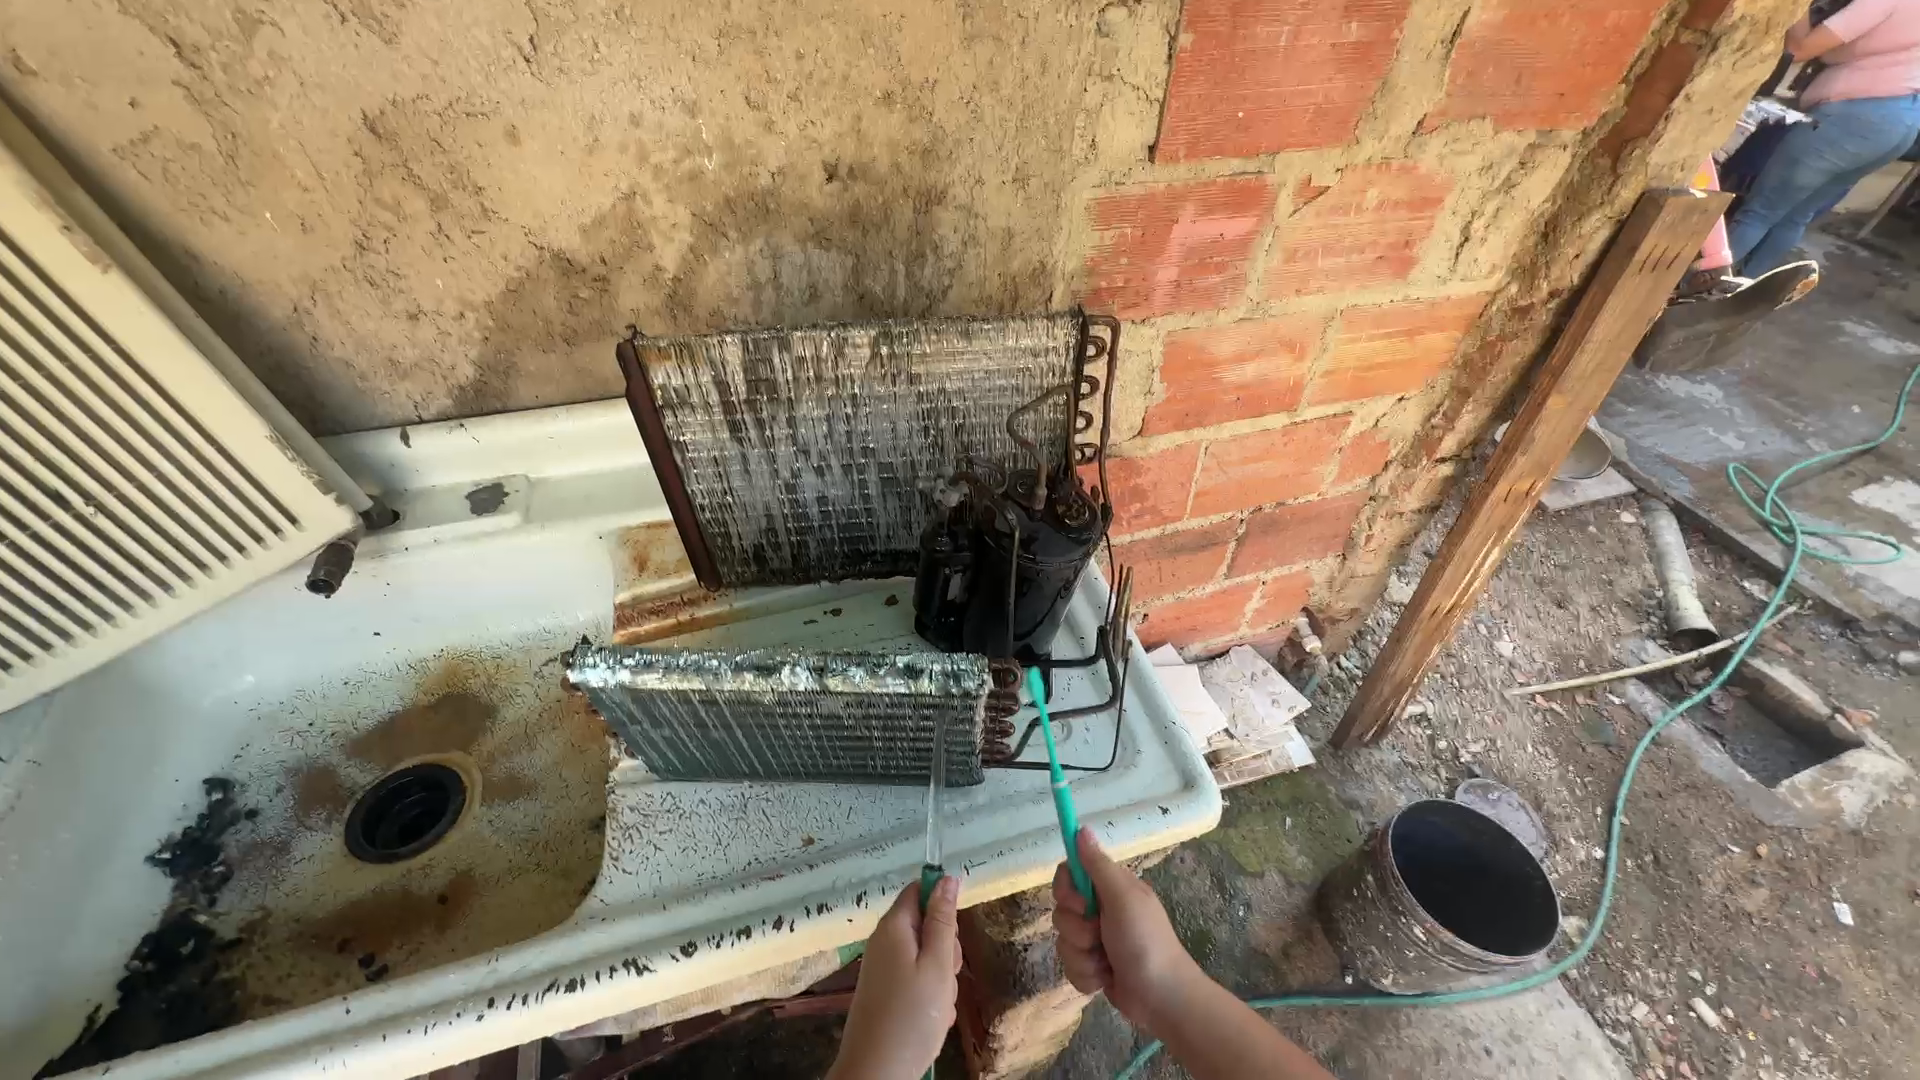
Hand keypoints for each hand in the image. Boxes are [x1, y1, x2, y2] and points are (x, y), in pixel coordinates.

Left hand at [829, 875, 962, 1079]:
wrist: (875, 1074)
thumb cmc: (911, 1017)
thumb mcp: (937, 965)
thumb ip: (943, 921)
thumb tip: (947, 878)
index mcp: (894, 926)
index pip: (919, 890)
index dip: (941, 903)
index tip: (954, 932)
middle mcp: (885, 941)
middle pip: (926, 924)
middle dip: (945, 948)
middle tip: (946, 975)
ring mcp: (884, 967)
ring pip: (926, 955)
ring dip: (940, 976)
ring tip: (938, 1003)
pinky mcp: (886, 991)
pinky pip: (916, 979)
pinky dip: (929, 994)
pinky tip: (932, 1017)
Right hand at [1052, 828, 1201, 1036]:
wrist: (1163, 999)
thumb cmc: (1145, 942)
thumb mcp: (1123, 898)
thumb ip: (1098, 865)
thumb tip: (1081, 829)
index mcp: (1109, 887)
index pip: (1069, 873)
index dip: (1066, 889)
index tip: (1080, 904)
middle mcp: (1100, 910)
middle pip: (1062, 910)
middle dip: (1077, 930)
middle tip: (1100, 936)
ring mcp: (1095, 940)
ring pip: (1064, 942)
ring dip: (1083, 957)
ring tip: (1107, 964)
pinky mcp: (1093, 967)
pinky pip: (1070, 967)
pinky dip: (1087, 976)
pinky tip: (1105, 979)